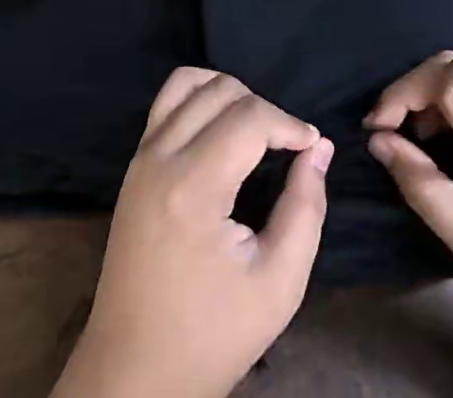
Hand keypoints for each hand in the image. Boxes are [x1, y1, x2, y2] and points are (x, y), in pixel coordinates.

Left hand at [53, 68, 334, 397]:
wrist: (135, 370)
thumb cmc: (212, 333)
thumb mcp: (279, 281)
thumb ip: (306, 206)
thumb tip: (319, 148)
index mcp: (192, 187)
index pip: (250, 116)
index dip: (290, 124)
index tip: (311, 148)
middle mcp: (159, 158)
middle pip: (220, 91)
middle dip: (263, 108)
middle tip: (286, 148)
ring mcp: (140, 158)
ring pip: (187, 83)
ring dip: (229, 93)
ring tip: (255, 131)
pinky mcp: (133, 166)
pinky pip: (165, 103)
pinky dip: (198, 97)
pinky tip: (221, 130)